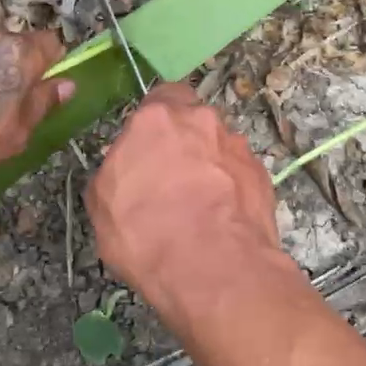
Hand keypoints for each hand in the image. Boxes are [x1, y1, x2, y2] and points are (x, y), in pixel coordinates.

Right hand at [86, 83, 282, 320]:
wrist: (215, 268)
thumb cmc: (147, 234)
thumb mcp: (102, 205)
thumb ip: (115, 170)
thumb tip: (126, 166)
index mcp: (157, 119)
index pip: (160, 98)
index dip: (157, 121)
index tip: (150, 146)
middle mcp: (203, 122)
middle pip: (194, 122)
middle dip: (185, 143)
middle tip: (173, 178)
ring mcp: (238, 146)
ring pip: (220, 147)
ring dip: (211, 166)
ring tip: (202, 204)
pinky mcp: (263, 174)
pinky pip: (240, 173)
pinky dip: (233, 188)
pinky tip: (224, 216)